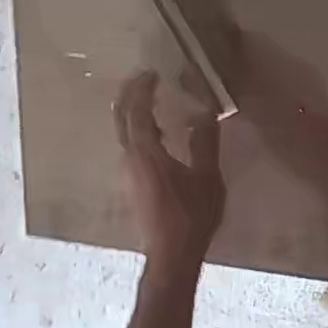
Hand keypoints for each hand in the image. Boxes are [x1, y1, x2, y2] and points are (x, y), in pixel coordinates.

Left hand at [115, 71, 224, 273]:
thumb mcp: (207, 177)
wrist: (171, 254)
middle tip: (144, 79)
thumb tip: (204, 111)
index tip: (152, 72)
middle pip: (120, 117)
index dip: (142, 88)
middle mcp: (129, 159)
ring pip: (123, 133)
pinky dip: (138, 131)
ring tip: (152, 103)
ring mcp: (127, 174)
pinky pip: (130, 147)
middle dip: (129, 94)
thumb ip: (204, 141)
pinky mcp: (132, 185)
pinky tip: (155, 136)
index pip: (136, 110)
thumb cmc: (192, 216)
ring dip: (133, 113)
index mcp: (146, 152)